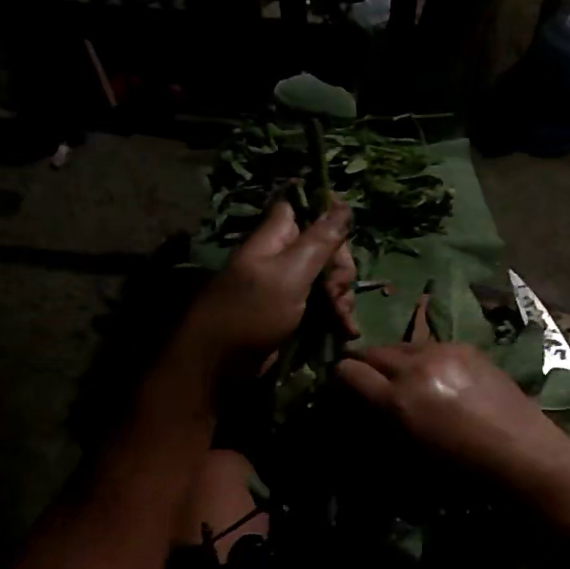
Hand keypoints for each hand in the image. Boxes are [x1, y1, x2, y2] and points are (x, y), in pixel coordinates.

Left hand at [177, 200, 355, 370]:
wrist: (221, 363)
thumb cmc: (252, 311)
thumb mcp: (290, 273)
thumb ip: (318, 240)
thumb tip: (341, 205)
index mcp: (276, 239)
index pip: (302, 208)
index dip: (327, 214)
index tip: (348, 232)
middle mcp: (281, 258)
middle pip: (323, 247)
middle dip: (340, 268)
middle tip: (338, 292)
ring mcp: (287, 286)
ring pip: (326, 278)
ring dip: (341, 296)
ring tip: (343, 319)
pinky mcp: (292, 313)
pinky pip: (322, 304)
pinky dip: (336, 314)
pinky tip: (346, 329)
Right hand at [336, 342, 569, 494]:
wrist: (523, 453)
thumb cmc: (463, 468)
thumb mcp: (410, 450)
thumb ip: (382, 421)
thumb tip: (364, 404)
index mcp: (398, 400)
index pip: (351, 372)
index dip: (340, 377)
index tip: (340, 383)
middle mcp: (416, 367)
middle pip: (373, 351)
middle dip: (363, 363)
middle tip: (363, 376)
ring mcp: (443, 352)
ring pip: (401, 345)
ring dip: (392, 357)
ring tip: (398, 374)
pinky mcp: (465, 347)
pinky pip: (430, 346)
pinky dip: (421, 357)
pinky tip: (431, 373)